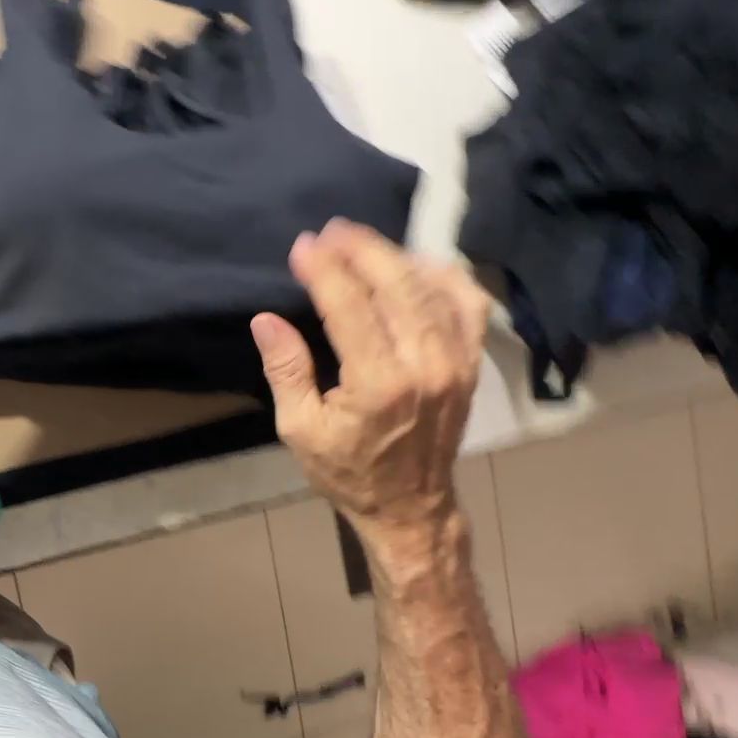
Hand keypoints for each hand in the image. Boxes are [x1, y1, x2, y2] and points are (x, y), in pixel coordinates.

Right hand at [251, 220, 489, 542]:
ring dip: (395, 256)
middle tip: (331, 231)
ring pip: (430, 286)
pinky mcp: (470, 362)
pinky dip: (443, 275)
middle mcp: (424, 363)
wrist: (409, 506)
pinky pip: (467, 302)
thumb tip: (267, 320)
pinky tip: (416, 265)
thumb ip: (286, 370)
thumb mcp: (299, 430)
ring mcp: (455, 360)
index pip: (349, 306)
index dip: (324, 270)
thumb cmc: (347, 472)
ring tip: (362, 242)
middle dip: (360, 250)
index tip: (302, 247)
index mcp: (377, 383)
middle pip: (395, 284)